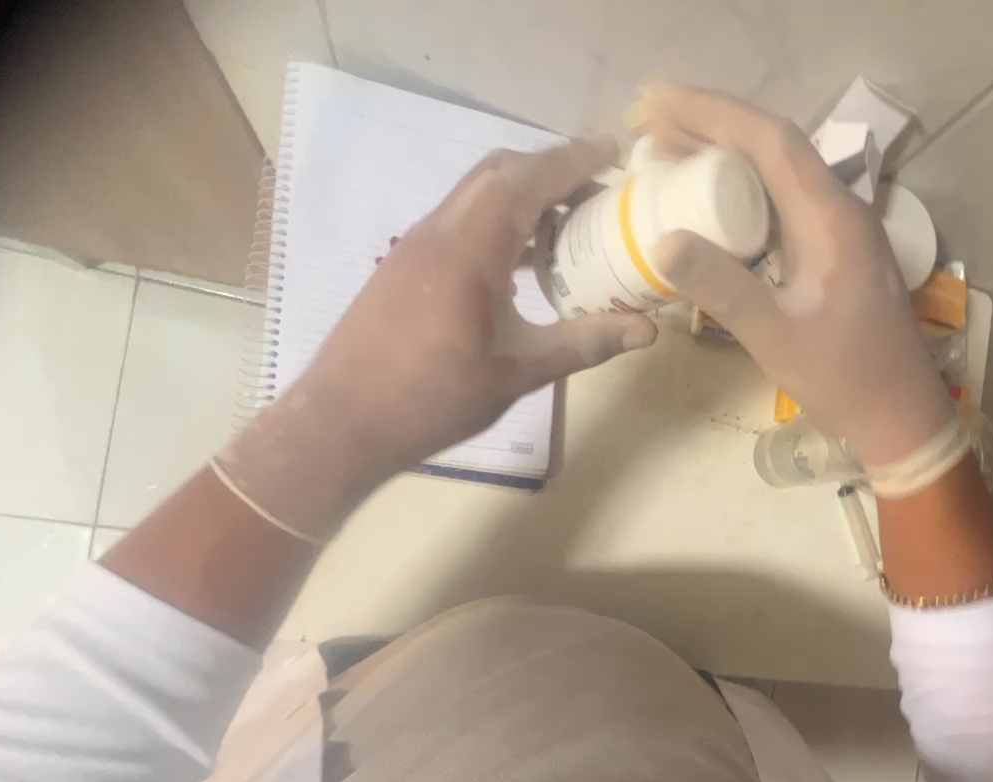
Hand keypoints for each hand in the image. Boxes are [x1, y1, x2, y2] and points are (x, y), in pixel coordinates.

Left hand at [215, 137, 656, 539]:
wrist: (345, 420)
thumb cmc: (434, 398)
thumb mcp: (520, 372)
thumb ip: (584, 343)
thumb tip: (647, 329)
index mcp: (470, 249)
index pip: (527, 180)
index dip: (573, 161)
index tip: (614, 152)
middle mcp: (441, 230)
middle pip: (501, 172)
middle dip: (552, 170)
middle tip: (599, 193)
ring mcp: (418, 244)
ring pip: (478, 194)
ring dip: (525, 195)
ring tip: (571, 226)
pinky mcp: (409, 264)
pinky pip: (464, 220)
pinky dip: (502, 221)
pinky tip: (525, 263)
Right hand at [634, 84, 956, 483]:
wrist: (899, 414)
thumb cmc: (844, 378)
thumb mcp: (776, 337)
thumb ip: (723, 288)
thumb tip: (664, 240)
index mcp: (832, 219)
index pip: (770, 141)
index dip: (711, 113)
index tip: (656, 104)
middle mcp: (840, 212)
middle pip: (773, 149)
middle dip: (711, 130)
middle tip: (649, 130)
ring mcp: (841, 233)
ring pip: (779, 177)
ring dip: (726, 160)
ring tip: (670, 158)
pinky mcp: (835, 255)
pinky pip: (784, 208)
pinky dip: (743, 198)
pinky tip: (713, 209)